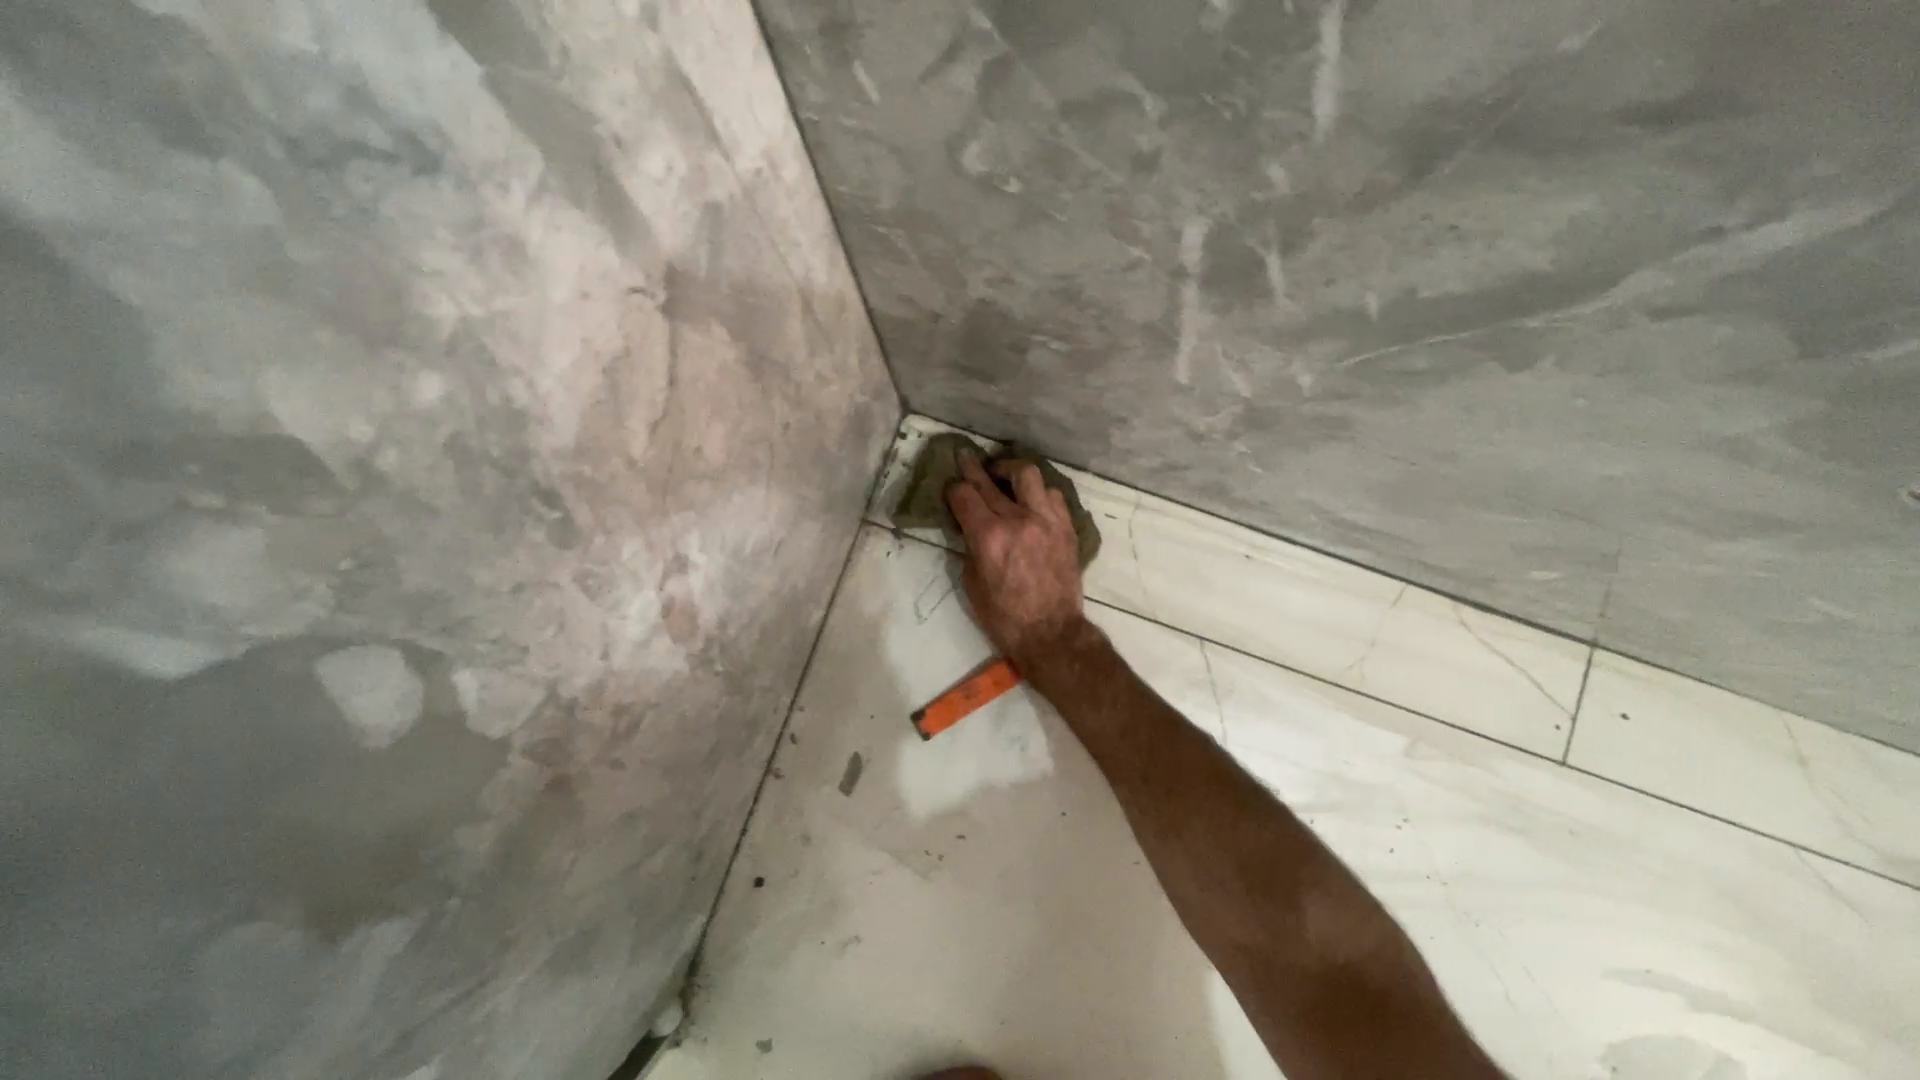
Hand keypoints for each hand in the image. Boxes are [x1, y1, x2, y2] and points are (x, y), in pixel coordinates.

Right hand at [945, 452, 1088, 663]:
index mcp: (988, 537)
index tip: (950, 487)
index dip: (953, 488)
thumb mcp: (971, 582)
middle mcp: (1018, 520)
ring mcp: (1046, 521)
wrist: (1050, 632)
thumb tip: (968, 524)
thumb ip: (969, 546)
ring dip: (1011, 472)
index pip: (964, 495)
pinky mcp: (1066, 527)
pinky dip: (1039, 492)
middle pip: (990, 481)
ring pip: (1028, 475)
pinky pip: (1053, 495)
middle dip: (974, 468)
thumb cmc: (1003, 616)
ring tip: (1003, 476)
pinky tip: (1031, 499)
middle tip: (965, 457)